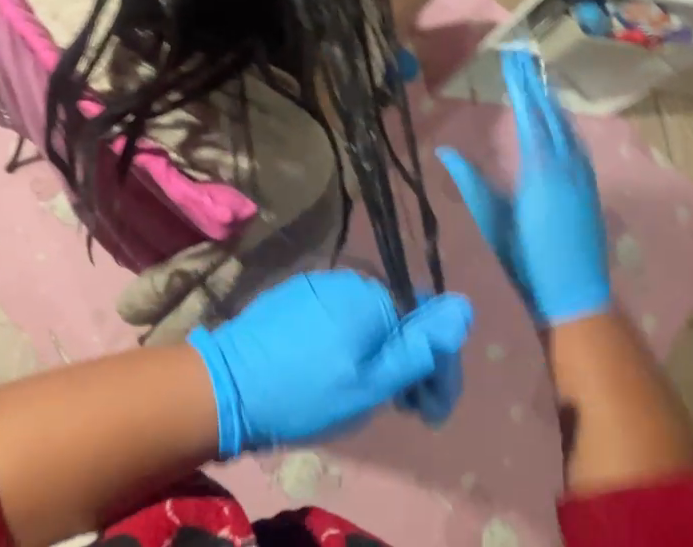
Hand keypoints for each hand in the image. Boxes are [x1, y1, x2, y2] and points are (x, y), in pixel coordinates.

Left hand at [188, 270, 473, 457]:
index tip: (431, 412)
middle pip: (397, 319)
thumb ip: (420, 347)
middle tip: (406, 411)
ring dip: (380, 356)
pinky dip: (350, 346)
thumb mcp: (373, 383)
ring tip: (371, 397)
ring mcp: (315, 286)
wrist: (227, 386)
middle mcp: (346, 280)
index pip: (427, 321)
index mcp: (371, 296)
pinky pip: (339, 319)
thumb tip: (464, 307)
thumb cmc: (306, 391)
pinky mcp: (292, 298)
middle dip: (410, 362)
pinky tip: (339, 375)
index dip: (438, 366)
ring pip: (368, 321)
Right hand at [436, 49, 611, 326]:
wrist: (574, 293)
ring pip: (567, 128)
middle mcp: (565, 164)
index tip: (512, 62)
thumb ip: (470, 181)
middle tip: (524, 59)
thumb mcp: (491, 219)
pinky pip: (576, 144)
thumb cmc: (526, 258)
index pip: (529, 115)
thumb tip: (444, 151)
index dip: (520, 87)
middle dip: (536, 86)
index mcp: (539, 169)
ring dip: (552, 103)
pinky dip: (565, 124)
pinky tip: (559, 121)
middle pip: (550, 115)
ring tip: (539, 81)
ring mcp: (582, 175)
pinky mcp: (589, 187)